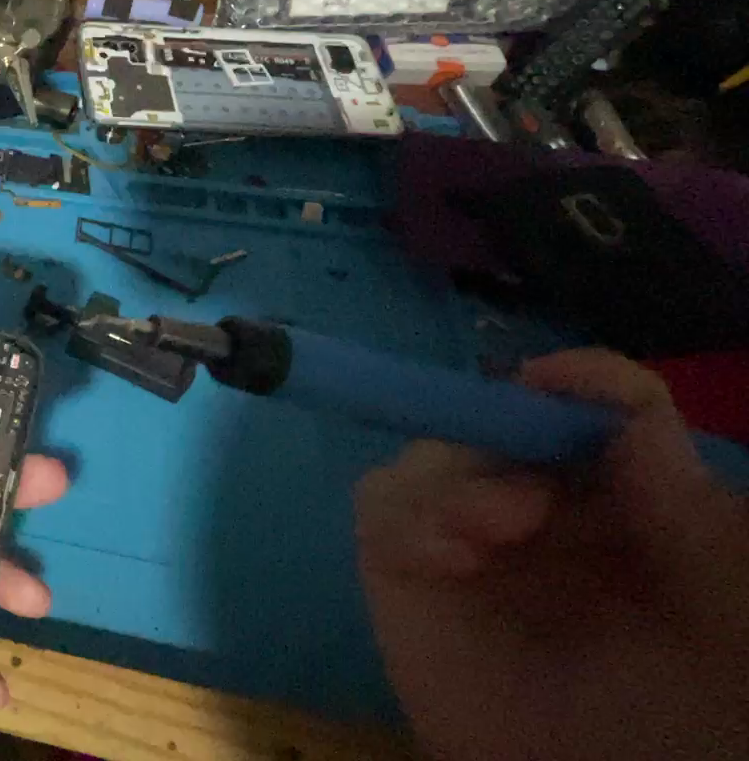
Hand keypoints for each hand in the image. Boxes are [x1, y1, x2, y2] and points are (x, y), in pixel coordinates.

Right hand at [355, 349, 748, 760]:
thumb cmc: (685, 712)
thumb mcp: (728, 619)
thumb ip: (700, 522)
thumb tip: (635, 416)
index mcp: (632, 500)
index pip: (601, 410)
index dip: (581, 382)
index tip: (553, 381)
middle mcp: (544, 498)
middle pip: (496, 421)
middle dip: (496, 443)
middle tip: (523, 512)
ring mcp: (461, 526)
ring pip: (428, 456)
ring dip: (448, 491)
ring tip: (472, 551)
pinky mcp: (396, 557)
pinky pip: (380, 507)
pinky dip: (405, 522)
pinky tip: (442, 564)